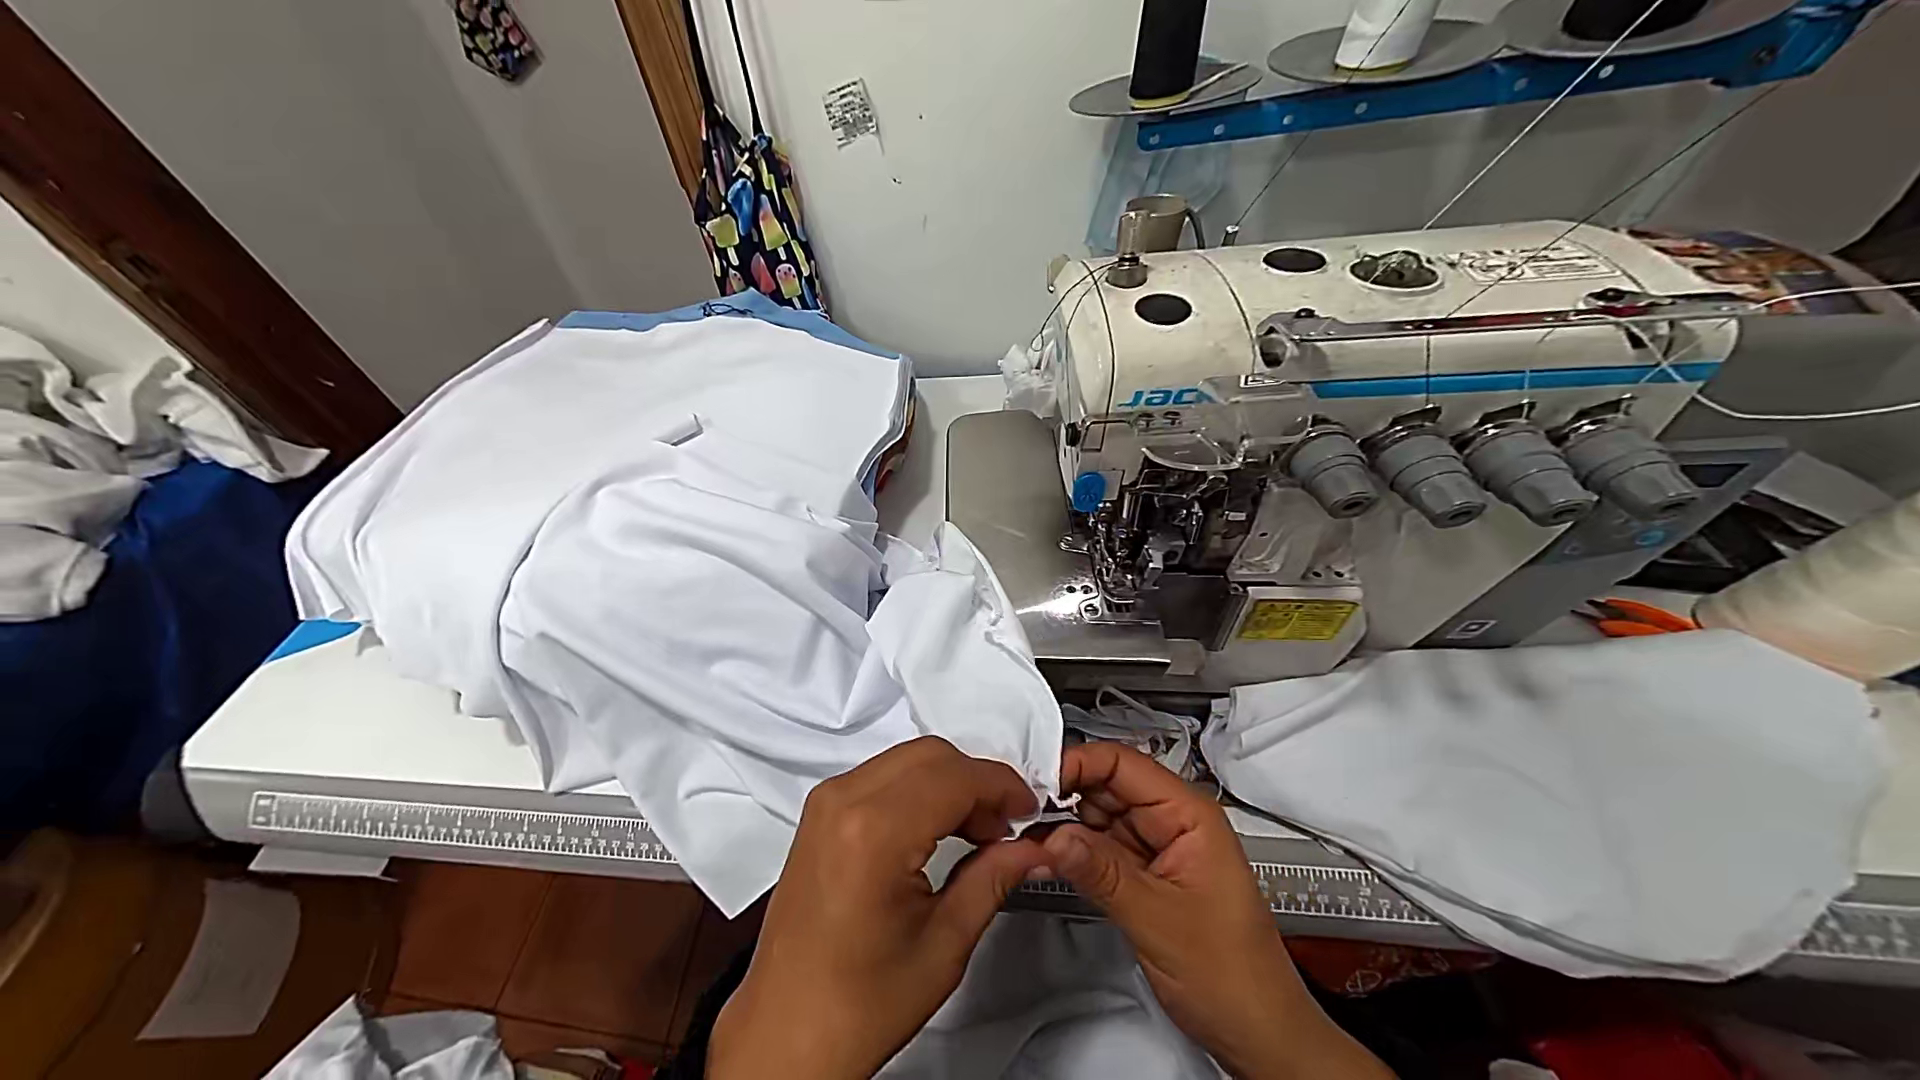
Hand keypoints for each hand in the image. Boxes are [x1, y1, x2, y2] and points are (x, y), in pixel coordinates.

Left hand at [709, 737, 1047, 1078]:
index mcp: (874, 833)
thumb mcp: (944, 944)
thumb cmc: (852, 1005)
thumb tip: (1031, 847)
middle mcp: (843, 803)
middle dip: (977, 781)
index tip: (1028, 808)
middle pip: (932, 755)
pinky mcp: (820, 813)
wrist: (785, 1031)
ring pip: (908, 758)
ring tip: (975, 832)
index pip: (956, 776)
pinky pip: (883, 773)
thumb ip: (993, 878)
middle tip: (1004, 825)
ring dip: (950, 782)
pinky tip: (938, 827)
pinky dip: (920, 788)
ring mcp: (826, 803)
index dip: (1002, 786)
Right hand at [1043, 743, 1392, 1079]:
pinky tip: (1051, 857)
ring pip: (1098, 815)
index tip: (1040, 783)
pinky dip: (1074, 850)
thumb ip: (1103, 873)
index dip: (1078, 765)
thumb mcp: (1160, 920)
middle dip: (1065, 795)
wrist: (1258, 1035)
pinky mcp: (1141, 872)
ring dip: (1065, 824)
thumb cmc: (1237, 978)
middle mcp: (1171, 821)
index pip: (1123, 764)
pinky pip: (1099, 846)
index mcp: (1189, 815)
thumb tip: (1055, 836)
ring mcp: (1155, 846)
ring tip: (1033, 838)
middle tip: (1026, 815)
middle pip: (1106, 785)